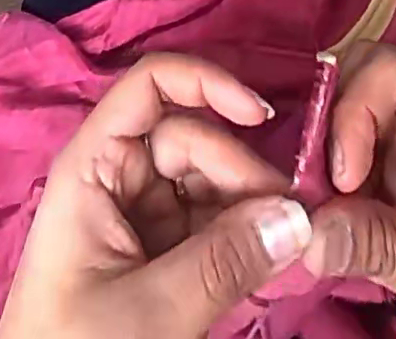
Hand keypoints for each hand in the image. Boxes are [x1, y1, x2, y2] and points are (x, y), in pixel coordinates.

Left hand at [1, 54, 315, 338]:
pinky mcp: (165, 246)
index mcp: (95, 163)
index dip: (205, 82)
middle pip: (191, 134)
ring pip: (209, 177)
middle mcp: (120, 172)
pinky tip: (275, 256)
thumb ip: (225, 261)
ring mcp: (144, 209)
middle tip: (291, 216)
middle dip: (241, 166)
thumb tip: (299, 215)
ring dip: (250, 201)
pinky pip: (214, 218)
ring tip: (290, 241)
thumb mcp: (148, 313)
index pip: (150, 85)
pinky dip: (246, 232)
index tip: (261, 115)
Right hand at [305, 43, 395, 338]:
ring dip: (328, 159)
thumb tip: (302, 230)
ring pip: (358, 121)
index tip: (339, 178)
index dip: (354, 107)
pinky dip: (336, 186)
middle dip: (333, 127)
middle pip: (370, 83)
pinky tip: (330, 223)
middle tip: (312, 190)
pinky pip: (362, 162)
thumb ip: (388, 249)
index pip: (395, 70)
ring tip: (315, 214)